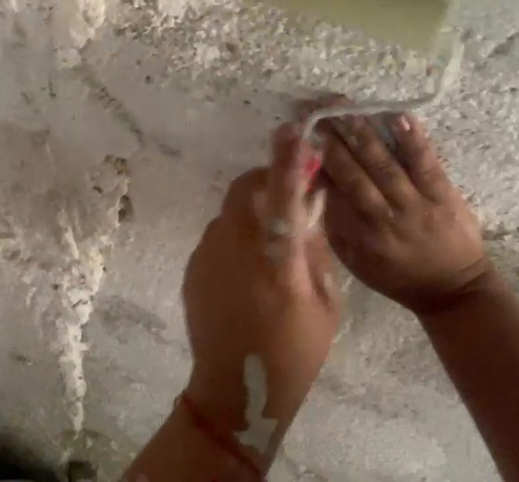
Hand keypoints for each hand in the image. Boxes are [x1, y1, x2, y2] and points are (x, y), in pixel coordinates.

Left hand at [180, 123, 340, 462]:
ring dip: (253, 211)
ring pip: (233, 209)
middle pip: (248, 188)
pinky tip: (247, 272)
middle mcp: (237, 246)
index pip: (284, 196)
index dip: (288, 159)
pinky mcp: (194, 262)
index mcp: (277, 260)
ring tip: (269, 247)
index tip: (294, 128)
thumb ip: (315, 249)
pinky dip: (236, 237)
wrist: (234, 390)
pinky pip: (220, 234)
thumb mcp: (325, 303)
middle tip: (290, 196)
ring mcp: (209, 252)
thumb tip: (309, 207)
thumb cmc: (293, 352)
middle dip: (269, 181)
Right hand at [317, 101, 493, 313]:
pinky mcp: (443, 195)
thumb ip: (335, 224)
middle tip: (314, 112)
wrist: (455, 292)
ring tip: (342, 106)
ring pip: (383, 164)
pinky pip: (424, 163)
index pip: (330, 192)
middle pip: (352, 174)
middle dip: (331, 140)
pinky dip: (411, 139)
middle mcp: (384, 219)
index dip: (314, 162)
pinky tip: (398, 116)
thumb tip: (313, 182)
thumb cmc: (397, 276)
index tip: (299, 137)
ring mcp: (415, 205)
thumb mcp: (356, 260)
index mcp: (359, 236)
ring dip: (360, 132)